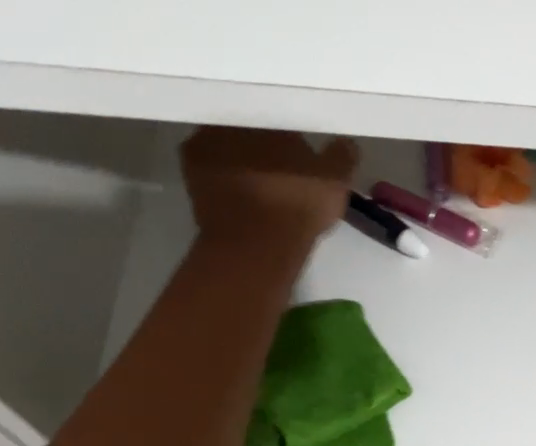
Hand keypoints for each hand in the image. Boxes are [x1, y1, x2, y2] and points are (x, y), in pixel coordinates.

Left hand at [182, 126, 359, 249]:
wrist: (255, 241)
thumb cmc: (299, 205)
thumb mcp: (335, 182)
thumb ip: (342, 156)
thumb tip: (346, 143)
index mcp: (274, 114)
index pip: (285, 121)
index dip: (294, 143)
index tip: (301, 163)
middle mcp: (238, 117)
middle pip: (253, 130)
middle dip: (263, 147)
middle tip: (277, 173)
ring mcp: (208, 139)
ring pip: (229, 145)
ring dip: (239, 159)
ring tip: (255, 186)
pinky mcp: (190, 166)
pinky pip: (207, 164)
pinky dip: (218, 175)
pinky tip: (233, 192)